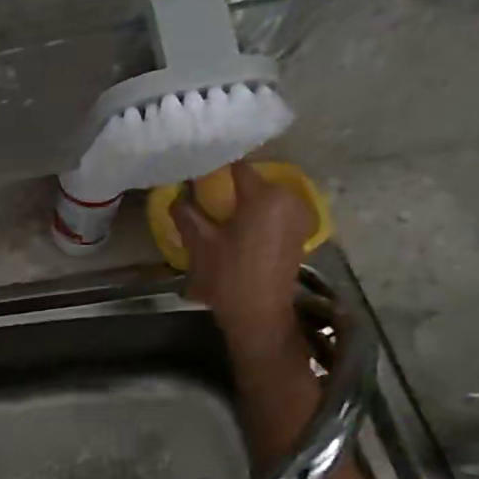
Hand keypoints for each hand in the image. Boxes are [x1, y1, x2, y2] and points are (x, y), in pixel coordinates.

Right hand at [176, 162, 314, 344]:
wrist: (258, 312)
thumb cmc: (227, 274)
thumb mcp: (198, 241)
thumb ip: (185, 210)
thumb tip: (178, 192)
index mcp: (265, 197)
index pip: (236, 166)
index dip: (212, 165)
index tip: (192, 168)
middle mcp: (289, 199)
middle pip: (253, 179)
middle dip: (226, 182)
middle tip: (199, 188)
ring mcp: (299, 215)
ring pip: (264, 194)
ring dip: (240, 196)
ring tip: (213, 204)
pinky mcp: (300, 230)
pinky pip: (274, 208)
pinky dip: (254, 209)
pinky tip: (233, 221)